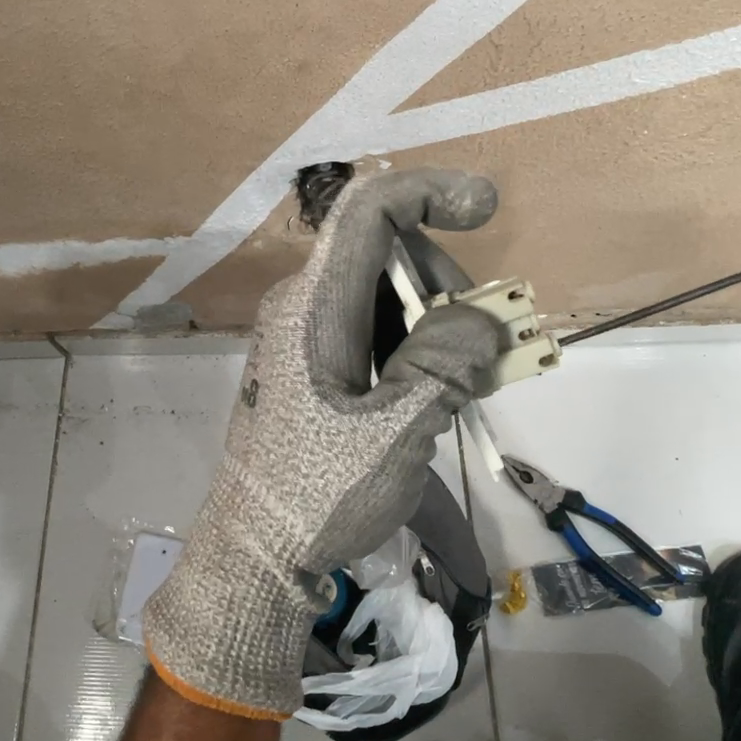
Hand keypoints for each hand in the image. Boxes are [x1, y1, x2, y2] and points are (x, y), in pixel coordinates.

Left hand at [142, 169, 504, 718]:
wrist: (255, 550)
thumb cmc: (317, 493)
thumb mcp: (394, 433)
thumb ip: (444, 366)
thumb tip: (484, 318)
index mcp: (314, 307)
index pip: (367, 210)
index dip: (427, 191)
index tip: (486, 209)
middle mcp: (302, 304)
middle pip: (384, 251)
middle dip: (445, 282)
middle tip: (484, 349)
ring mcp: (302, 332)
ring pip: (382, 291)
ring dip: (434, 321)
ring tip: (465, 388)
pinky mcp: (309, 361)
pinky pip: (369, 327)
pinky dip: (412, 345)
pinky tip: (435, 395)